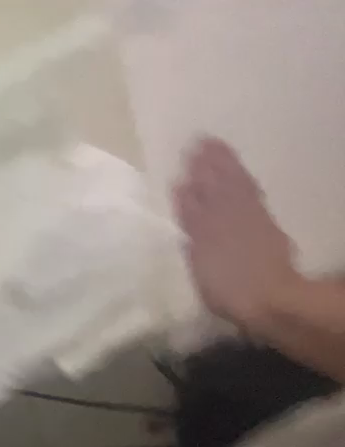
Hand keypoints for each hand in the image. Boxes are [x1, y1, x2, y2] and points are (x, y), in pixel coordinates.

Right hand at [175, 137, 303, 329]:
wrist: (267, 299)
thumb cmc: (229, 281)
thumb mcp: (203, 251)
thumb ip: (194, 217)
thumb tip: (184, 187)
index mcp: (222, 217)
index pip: (211, 185)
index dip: (203, 166)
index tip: (194, 144)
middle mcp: (236, 213)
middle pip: (225, 183)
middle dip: (213, 164)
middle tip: (203, 142)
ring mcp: (249, 223)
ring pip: (235, 191)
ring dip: (223, 174)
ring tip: (211, 158)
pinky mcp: (257, 234)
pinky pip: (245, 204)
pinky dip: (233, 193)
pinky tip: (225, 189)